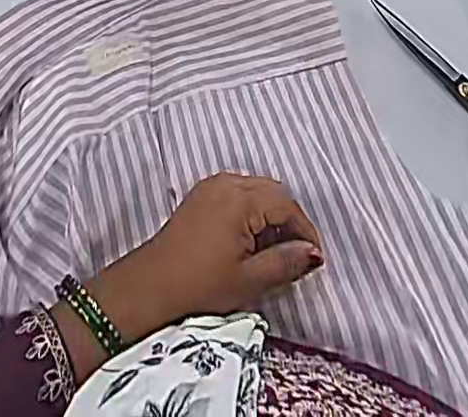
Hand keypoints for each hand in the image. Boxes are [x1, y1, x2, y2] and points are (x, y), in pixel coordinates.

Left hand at [87, 173, 325, 345]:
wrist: (152, 285)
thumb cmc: (200, 285)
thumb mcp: (249, 280)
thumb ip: (285, 262)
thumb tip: (314, 253)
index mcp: (240, 199)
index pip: (286, 205)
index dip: (306, 230)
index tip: (316, 257)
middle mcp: (227, 182)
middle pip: (273, 191)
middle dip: (290, 219)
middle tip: (299, 252)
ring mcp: (212, 185)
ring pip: (257, 189)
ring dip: (272, 213)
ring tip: (277, 249)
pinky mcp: (202, 193)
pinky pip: (239, 191)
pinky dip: (253, 210)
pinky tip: (253, 238)